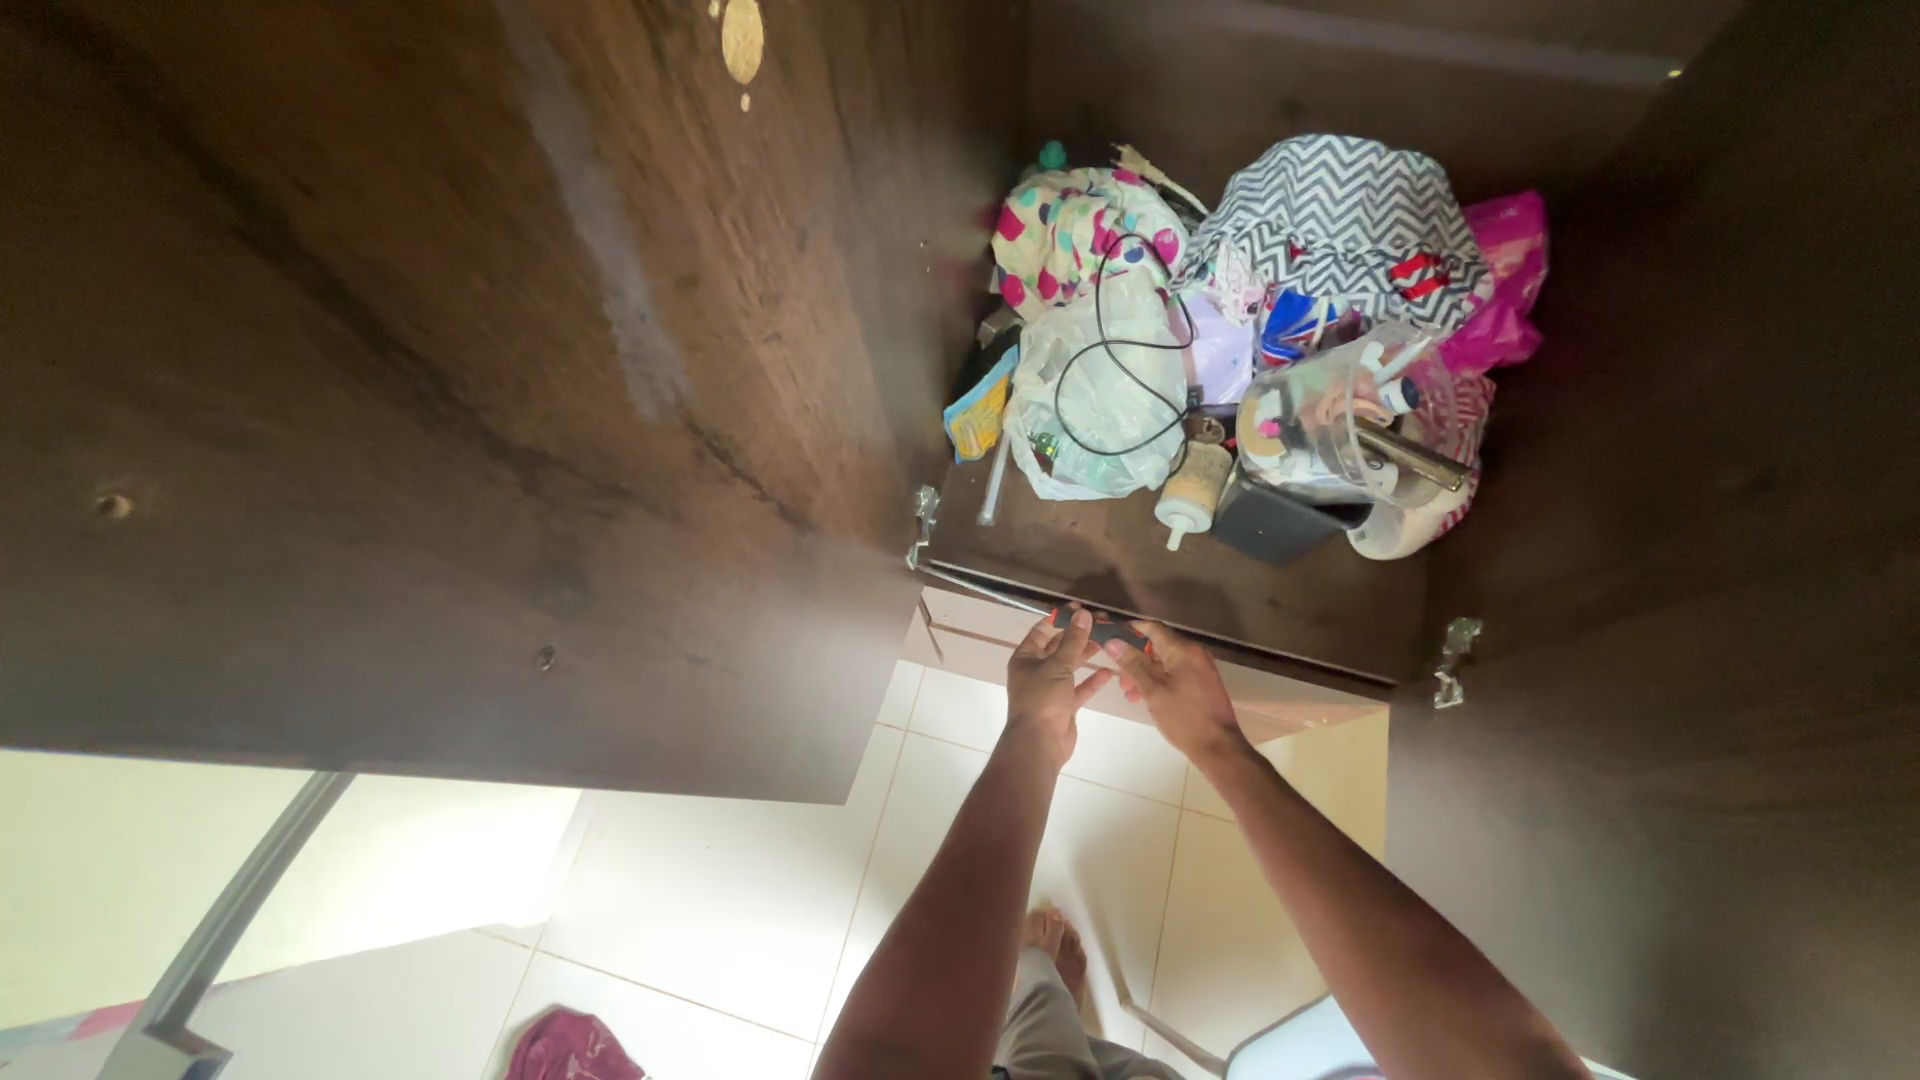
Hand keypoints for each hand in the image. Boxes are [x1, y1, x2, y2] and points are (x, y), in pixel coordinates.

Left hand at [1004, 607, 1112, 768]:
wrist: (1040, 742)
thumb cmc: (1042, 698)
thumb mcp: (1057, 665)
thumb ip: (1072, 641)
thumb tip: (1083, 614)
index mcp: (1025, 658)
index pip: (1042, 631)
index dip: (1060, 619)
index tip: (1080, 609)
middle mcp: (1035, 671)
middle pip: (1058, 648)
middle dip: (1077, 636)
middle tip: (1100, 624)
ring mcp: (1050, 689)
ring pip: (1070, 667)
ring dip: (1085, 655)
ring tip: (1106, 642)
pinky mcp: (1064, 705)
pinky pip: (1079, 688)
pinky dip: (1091, 680)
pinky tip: (1108, 671)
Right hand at [1102, 622, 1248, 763]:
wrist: (1219, 748)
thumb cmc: (1184, 718)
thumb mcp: (1153, 691)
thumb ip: (1133, 664)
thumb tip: (1113, 642)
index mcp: (1183, 650)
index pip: (1153, 628)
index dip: (1130, 630)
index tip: (1111, 638)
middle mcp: (1194, 653)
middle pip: (1158, 645)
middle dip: (1135, 658)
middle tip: (1120, 678)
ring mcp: (1201, 668)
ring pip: (1165, 661)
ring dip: (1145, 672)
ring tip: (1129, 693)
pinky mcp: (1203, 682)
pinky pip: (1175, 672)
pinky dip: (1158, 679)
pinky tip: (1146, 697)